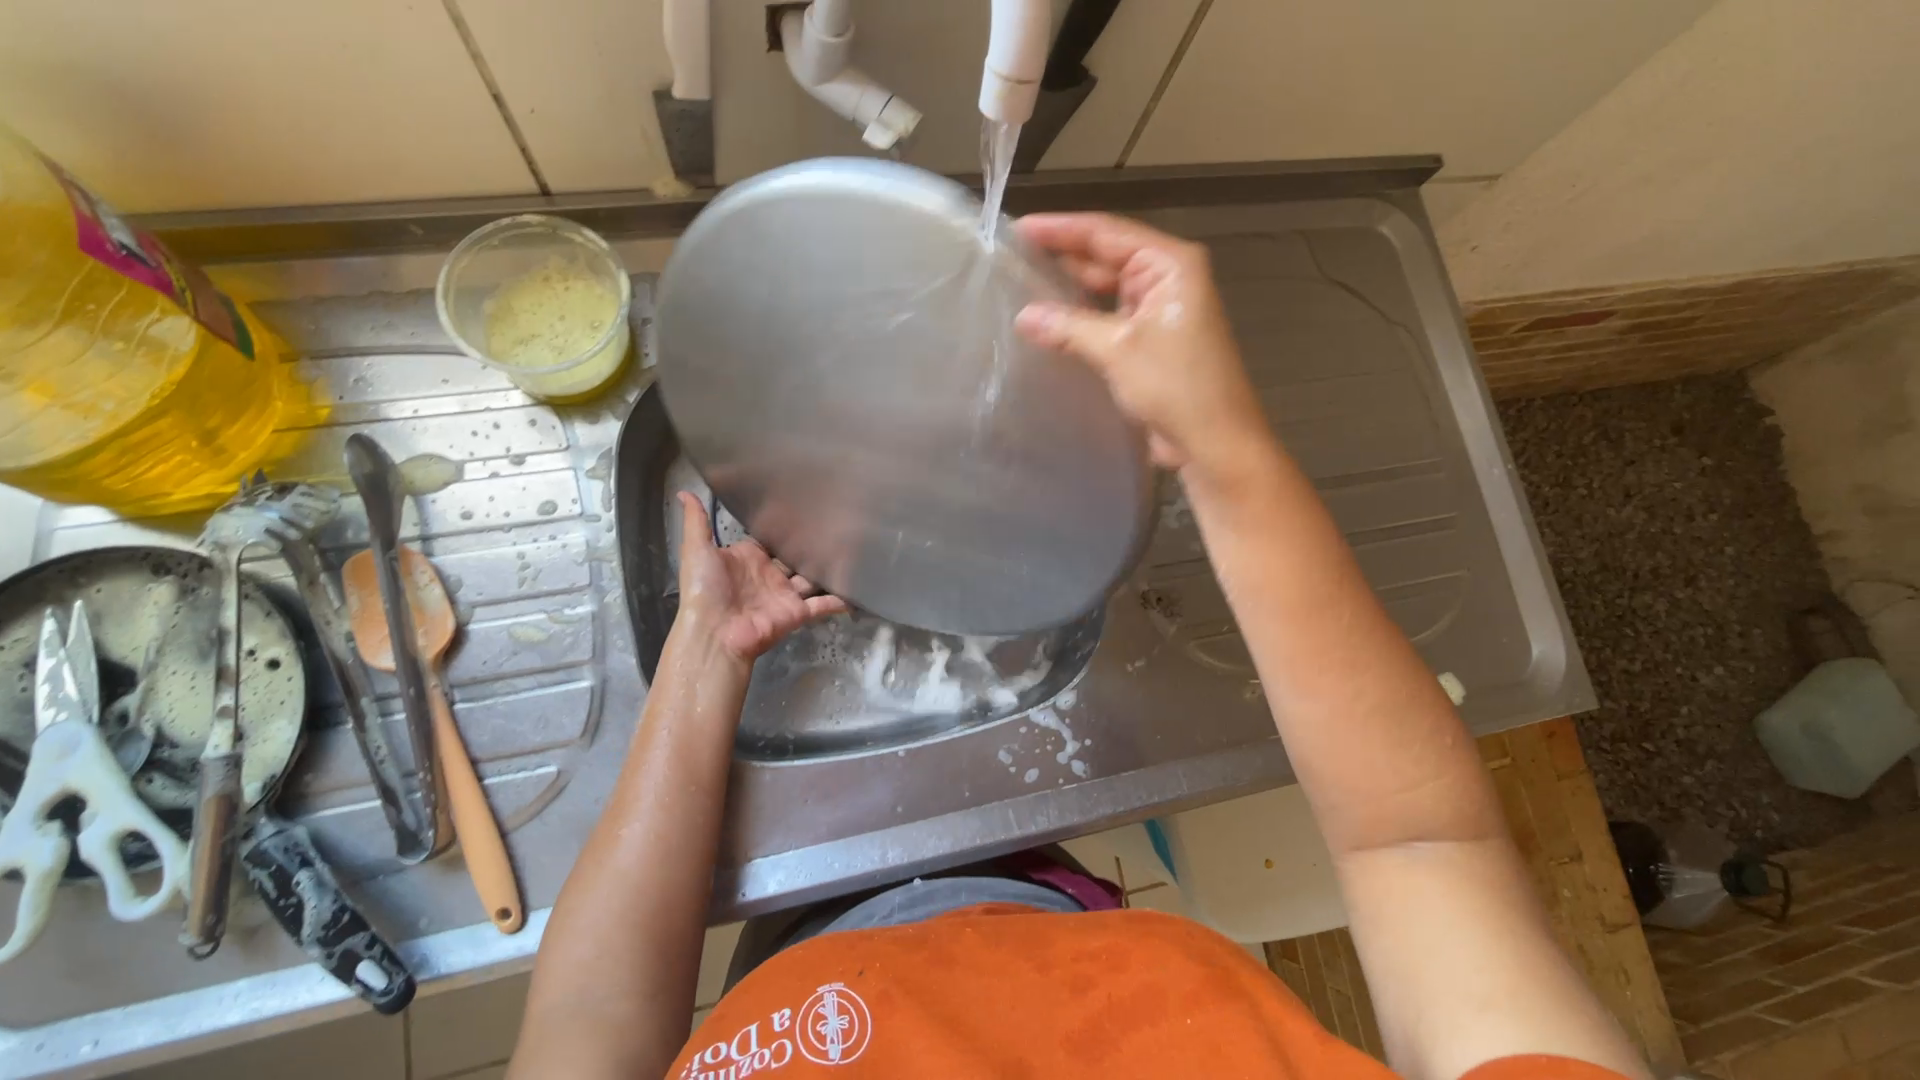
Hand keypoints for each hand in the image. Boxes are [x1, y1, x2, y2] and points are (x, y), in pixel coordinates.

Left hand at [674, 492, 847, 662]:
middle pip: (795, 558)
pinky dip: (839, 601)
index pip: (770, 539)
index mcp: (748, 558)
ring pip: (812, 579)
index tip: (805, 509)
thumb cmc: (704, 589)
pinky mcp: (797, 613)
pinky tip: (859, 591)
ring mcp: (784, 595)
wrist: (714, 633)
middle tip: (836, 525)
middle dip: (811, 546)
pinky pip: (822, 605)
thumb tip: (685, 492)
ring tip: (854, 551)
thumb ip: (697, 522)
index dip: (784, 527)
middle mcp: (769, 575)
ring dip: (829, 569)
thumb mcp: (697, 549)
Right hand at [1013, 213, 1270, 475]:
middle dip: (1061, 256)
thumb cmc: (1177, 386)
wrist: (1214, 443)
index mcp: (1169, 264)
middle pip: (1105, 256)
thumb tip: (1023, 316)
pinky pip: (1108, 318)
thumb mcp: (1118, 350)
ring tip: (1020, 284)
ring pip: (1105, 289)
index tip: (1017, 228)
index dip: (1060, 228)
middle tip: (1011, 257)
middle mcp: (1166, 278)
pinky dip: (1080, 319)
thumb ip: (1068, 327)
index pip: (1106, 232)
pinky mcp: (1150, 341)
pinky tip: (1047, 322)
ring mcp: (1159, 310)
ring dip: (1068, 290)